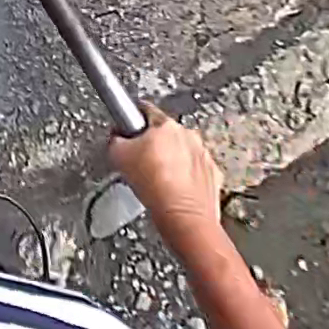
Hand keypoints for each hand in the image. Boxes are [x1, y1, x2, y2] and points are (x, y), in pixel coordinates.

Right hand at [108, 104, 224, 247]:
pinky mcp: (213, 175)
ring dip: (169, 158)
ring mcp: (203, 156)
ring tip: (156, 177)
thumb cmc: (154, 187)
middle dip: (151, 142)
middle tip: (139, 159)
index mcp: (165, 124)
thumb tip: (118, 138)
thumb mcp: (116, 154)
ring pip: (179, 150)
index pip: (144, 109)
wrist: (183, 219)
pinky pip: (194, 168)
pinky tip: (171, 187)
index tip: (127, 132)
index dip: (131, 120)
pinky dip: (184, 175)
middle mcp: (188, 135)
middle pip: (163, 131)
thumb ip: (115, 138)